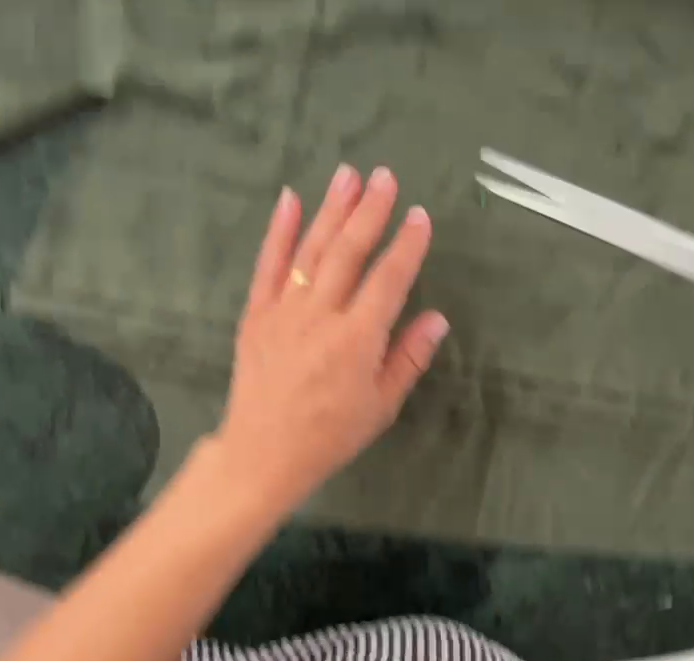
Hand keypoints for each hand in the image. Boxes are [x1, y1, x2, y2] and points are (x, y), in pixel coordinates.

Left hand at [210, 164, 449, 506]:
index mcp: (358, 340)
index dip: (407, 246)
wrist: (264, 453)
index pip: (389, 280)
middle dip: (370, 211)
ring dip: (331, 209)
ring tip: (348, 175)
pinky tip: (289, 200)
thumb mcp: (380, 406)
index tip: (420, 217)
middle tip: (385, 176)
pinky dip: (278, 231)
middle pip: (349, 252)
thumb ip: (407, 359)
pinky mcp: (256, 314)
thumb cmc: (331, 436)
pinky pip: (268, 265)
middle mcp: (321, 315)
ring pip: (311, 249)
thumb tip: (437, 319)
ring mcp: (284, 310)